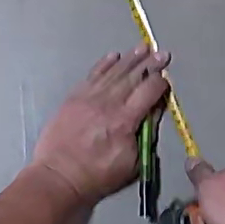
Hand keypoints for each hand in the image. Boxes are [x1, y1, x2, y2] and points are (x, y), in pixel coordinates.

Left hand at [29, 47, 171, 204]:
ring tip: (142, 47)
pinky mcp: (73, 98)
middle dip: (149, 64)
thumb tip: (154, 111)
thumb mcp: (132, 163)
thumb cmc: (97, 176)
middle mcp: (107, 104)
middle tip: (161, 52)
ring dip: (129, 59)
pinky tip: (114, 56)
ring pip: (113, 73)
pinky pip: (92, 75)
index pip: (148, 93)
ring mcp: (88, 98)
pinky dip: (104, 65)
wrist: (58, 176)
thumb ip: (145, 135)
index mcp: (124, 121)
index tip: (166, 79)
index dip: (160, 84)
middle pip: (132, 78)